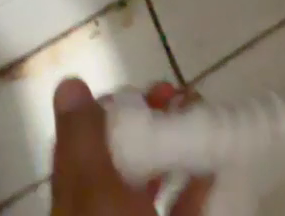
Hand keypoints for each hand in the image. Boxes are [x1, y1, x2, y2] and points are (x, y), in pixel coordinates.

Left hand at [50, 79, 212, 214]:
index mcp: (76, 200)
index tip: (144, 90)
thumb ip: (83, 139)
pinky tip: (216, 160)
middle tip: (179, 96)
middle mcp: (102, 212)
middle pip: (124, 155)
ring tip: (200, 114)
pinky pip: (184, 207)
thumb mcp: (94, 193)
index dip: (113, 109)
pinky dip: (199, 182)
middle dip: (152, 120)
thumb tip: (69, 82)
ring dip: (177, 142)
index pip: (85, 142)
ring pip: (154, 178)